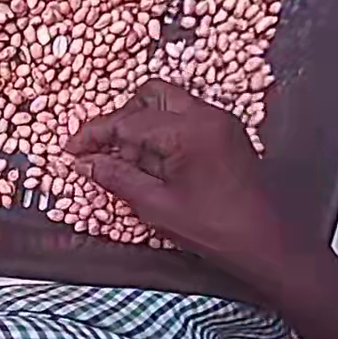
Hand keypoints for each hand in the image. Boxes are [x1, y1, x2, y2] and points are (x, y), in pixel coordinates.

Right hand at [65, 80, 321, 293]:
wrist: (266, 242)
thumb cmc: (211, 228)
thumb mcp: (155, 205)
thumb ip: (116, 177)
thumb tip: (84, 163)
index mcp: (188, 130)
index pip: (128, 121)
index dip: (94, 135)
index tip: (72, 151)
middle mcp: (207, 115)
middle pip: (149, 96)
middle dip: (121, 121)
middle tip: (104, 152)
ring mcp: (220, 122)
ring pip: (167, 104)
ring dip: (141, 126)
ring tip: (130, 164)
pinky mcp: (226, 134)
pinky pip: (184, 119)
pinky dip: (162, 133)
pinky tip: (154, 165)